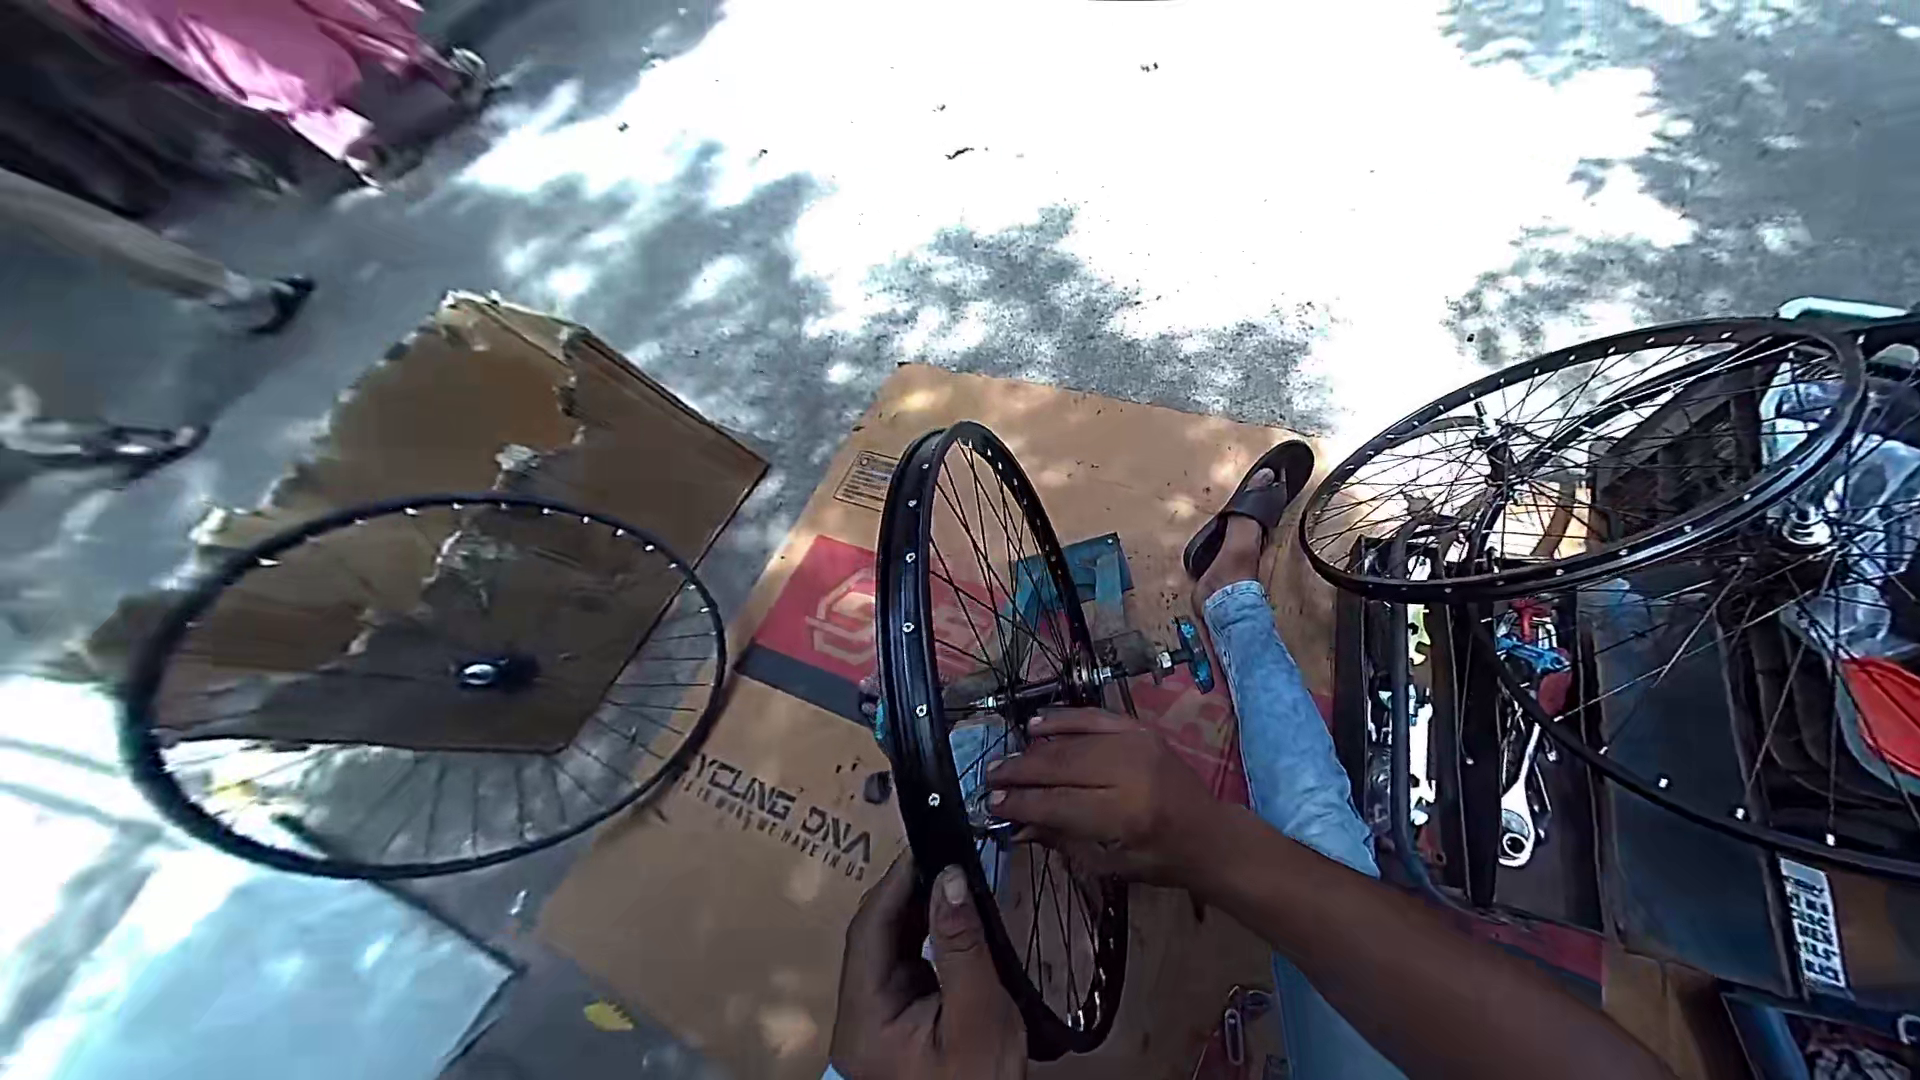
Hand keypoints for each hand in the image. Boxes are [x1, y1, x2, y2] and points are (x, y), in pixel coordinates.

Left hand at [829, 853, 1026, 1079]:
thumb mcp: (978, 1023)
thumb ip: (963, 947)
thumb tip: (950, 876)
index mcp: (865, 1011)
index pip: (870, 925)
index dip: (897, 879)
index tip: (931, 843)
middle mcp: (862, 1005)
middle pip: (877, 928)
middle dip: (911, 888)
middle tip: (949, 854)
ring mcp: (879, 1010)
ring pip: (893, 940)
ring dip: (921, 906)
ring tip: (955, 876)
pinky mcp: (900, 1013)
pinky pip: (910, 957)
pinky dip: (930, 931)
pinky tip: (953, 916)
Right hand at [983, 709, 1226, 885]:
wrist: (1210, 832)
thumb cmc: (1160, 858)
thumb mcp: (1111, 863)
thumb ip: (1062, 840)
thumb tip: (1015, 824)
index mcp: (1127, 815)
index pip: (1060, 804)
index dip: (1022, 804)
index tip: (992, 804)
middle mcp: (1130, 773)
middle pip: (1061, 767)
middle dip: (1020, 773)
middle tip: (991, 778)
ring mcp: (1136, 743)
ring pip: (1071, 741)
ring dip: (1033, 749)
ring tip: (1006, 760)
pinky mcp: (1139, 728)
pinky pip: (1092, 717)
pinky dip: (1061, 720)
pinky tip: (1034, 725)